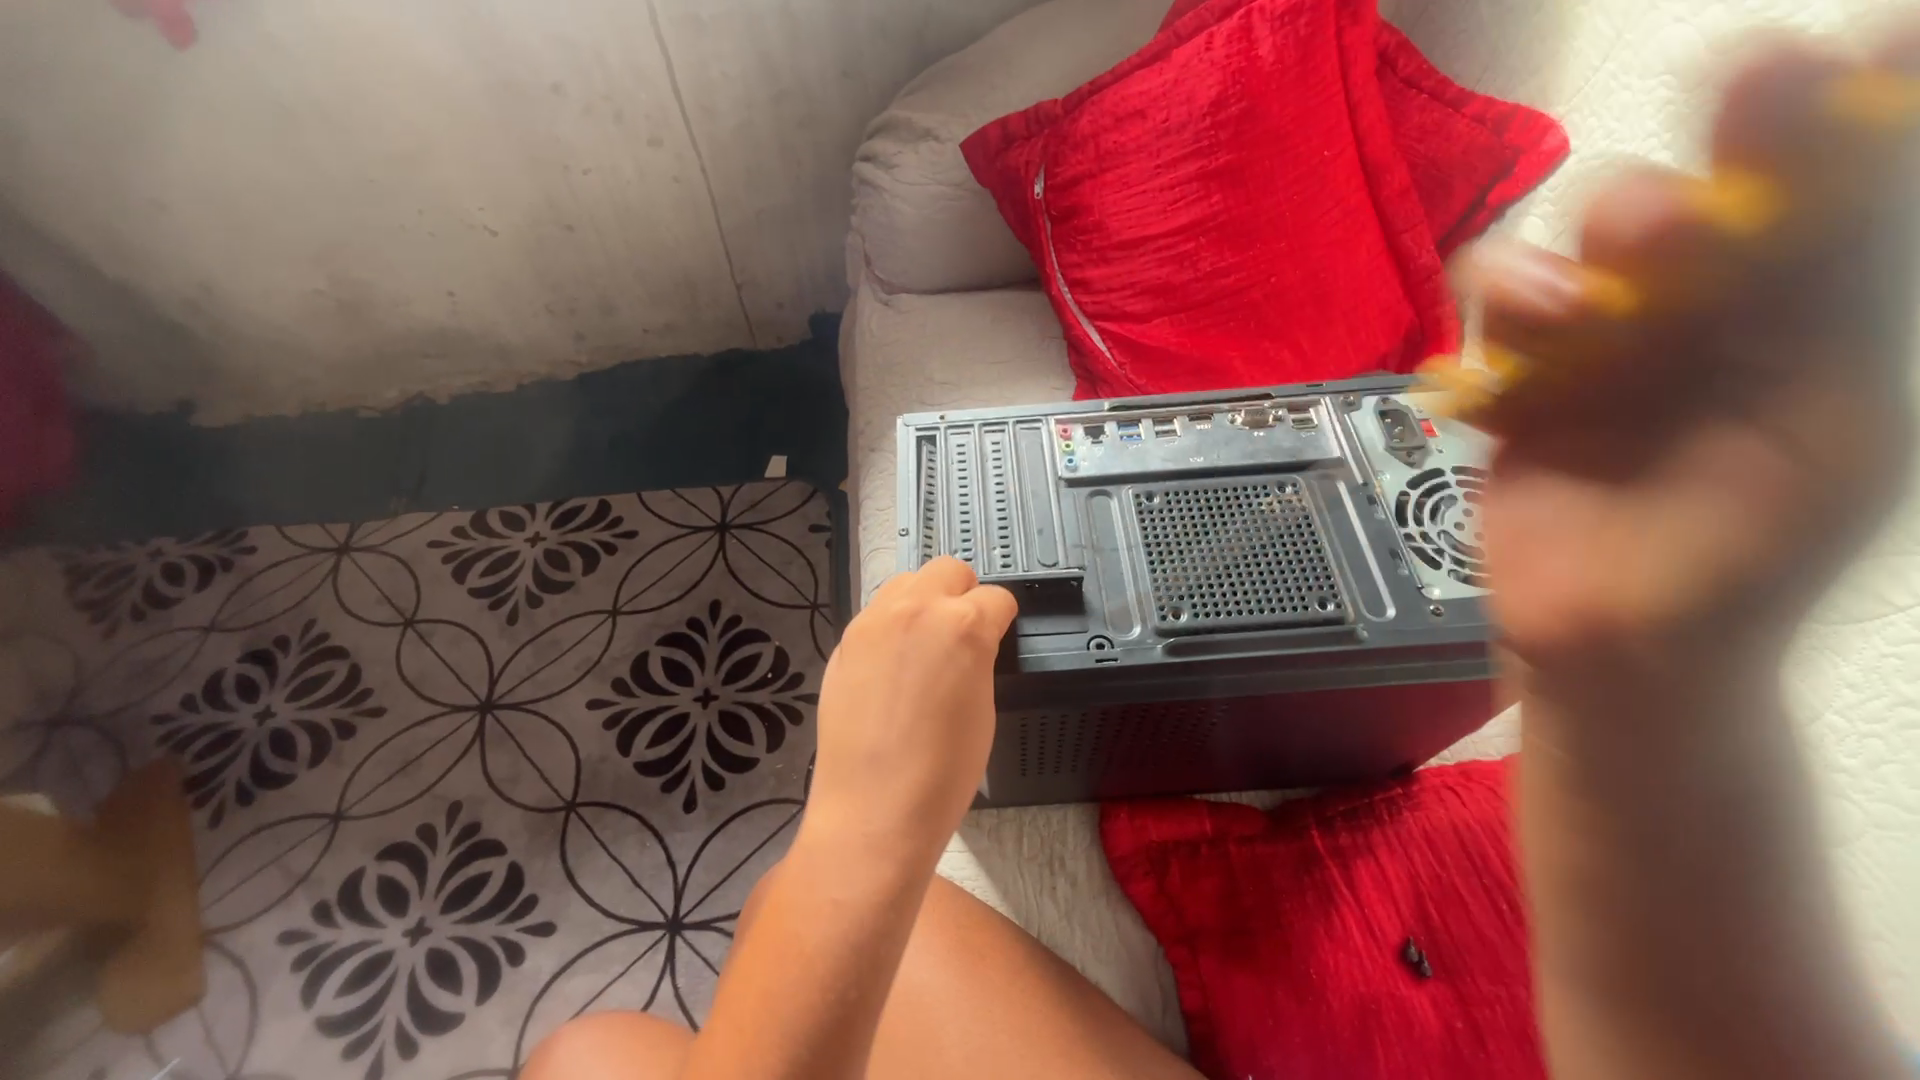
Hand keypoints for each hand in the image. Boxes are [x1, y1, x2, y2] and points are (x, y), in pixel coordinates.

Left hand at [803, 557, 1016, 858]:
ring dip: (924, 602)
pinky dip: (892, 625)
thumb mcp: (983, 707)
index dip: (1002, 619)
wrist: (874, 809)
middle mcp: (916, 609)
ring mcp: (873, 622)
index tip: (998, 638)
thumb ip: (978, 658)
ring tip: (926, 647)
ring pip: (906, 582)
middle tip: (963, 635)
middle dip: (962, 595)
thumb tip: (970, 645)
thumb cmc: (943, 772)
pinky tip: (894, 667)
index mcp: (963, 625)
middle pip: (947, 570)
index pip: (996, 597)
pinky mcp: (845, 641)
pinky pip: (877, 613)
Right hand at [1472, 27, 1919, 680]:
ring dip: (1593, 238)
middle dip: (1722, 148)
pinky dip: (1505, 309)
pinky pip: (1493, 314)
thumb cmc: (1747, 557)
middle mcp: (1703, 309)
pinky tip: (1526, 338)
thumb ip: (1840, 306)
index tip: (1861, 48)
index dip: (1843, 107)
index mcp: (1809, 313)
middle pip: (1696, 190)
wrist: (1618, 647)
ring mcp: (1597, 343)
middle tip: (1753, 92)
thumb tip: (1855, 164)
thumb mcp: (1835, 433)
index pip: (1832, 184)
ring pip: (1575, 240)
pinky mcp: (1514, 379)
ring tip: (1601, 286)